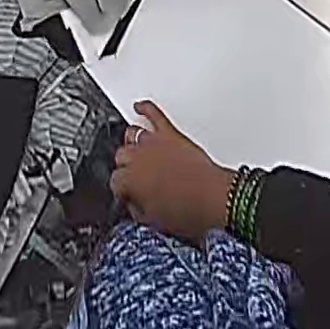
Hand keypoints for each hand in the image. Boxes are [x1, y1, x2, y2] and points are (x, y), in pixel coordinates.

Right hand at [110, 101, 236, 244]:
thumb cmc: (188, 212)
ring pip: (132, 134)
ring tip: (137, 153)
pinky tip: (139, 107)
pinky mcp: (170, 132)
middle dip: (126, 167)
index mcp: (132, 180)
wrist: (214, 199)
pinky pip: (154, 113)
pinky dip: (145, 107)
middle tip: (134, 177)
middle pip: (121, 155)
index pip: (115, 180)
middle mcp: (139, 157)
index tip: (127, 194)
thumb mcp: (154, 221)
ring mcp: (154, 141)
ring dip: (133, 144)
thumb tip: (133, 203)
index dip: (121, 189)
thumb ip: (137, 209)